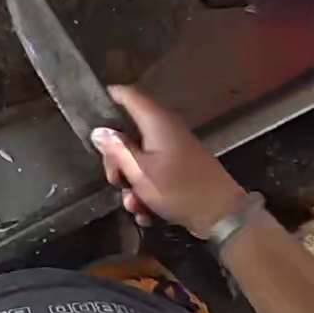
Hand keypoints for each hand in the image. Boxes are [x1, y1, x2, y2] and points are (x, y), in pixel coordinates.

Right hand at [92, 86, 246, 237]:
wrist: (223, 217)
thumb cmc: (179, 189)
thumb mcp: (139, 171)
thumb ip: (116, 150)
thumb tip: (98, 132)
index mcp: (156, 122)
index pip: (128, 95)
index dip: (108, 97)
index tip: (90, 111)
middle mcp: (165, 130)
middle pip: (127, 134)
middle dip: (116, 160)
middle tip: (115, 180)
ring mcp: (174, 150)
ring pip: (138, 158)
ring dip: (131, 182)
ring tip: (133, 204)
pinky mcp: (181, 168)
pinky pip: (154, 172)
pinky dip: (146, 190)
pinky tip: (146, 211)